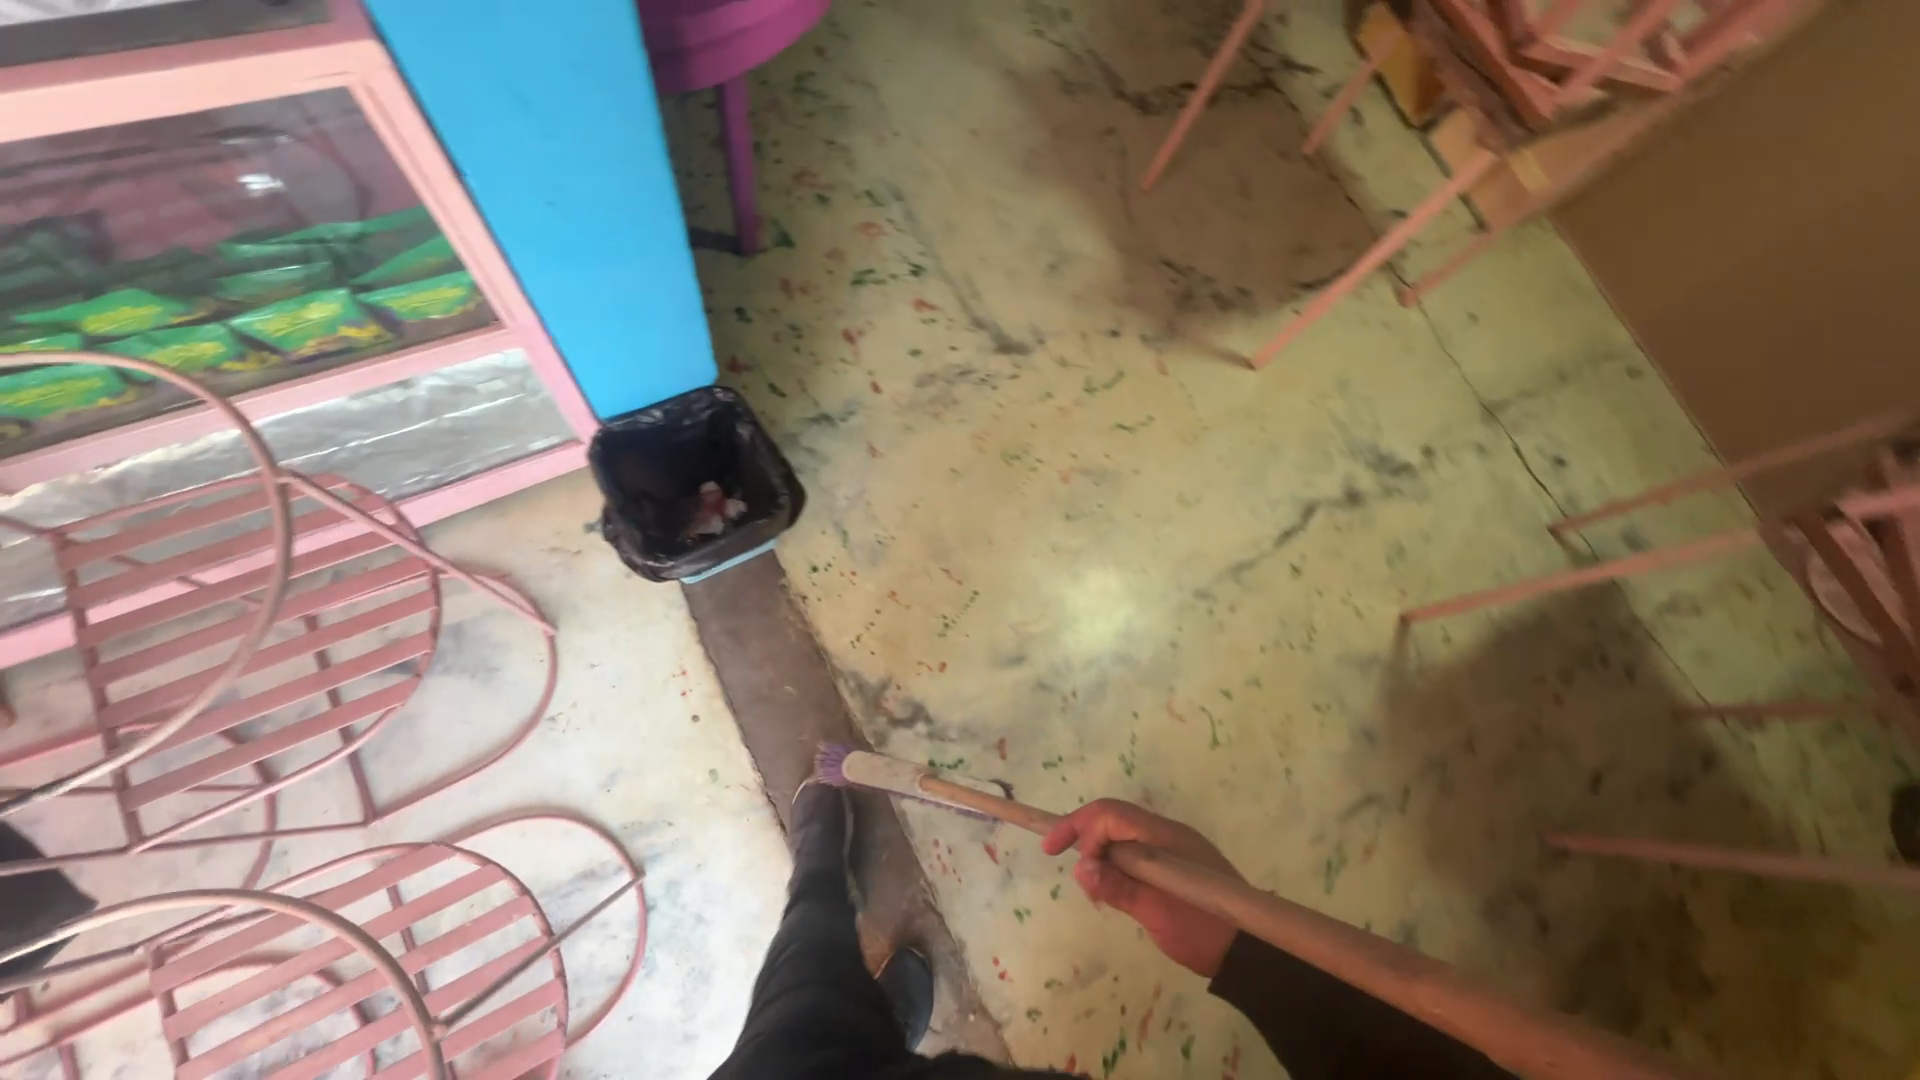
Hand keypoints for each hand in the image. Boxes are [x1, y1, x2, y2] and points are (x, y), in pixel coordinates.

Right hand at [1040, 799, 1243, 977]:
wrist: (1250, 952)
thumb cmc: (1202, 931)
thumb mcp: (1156, 913)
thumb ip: (1118, 887)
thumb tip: (1080, 868)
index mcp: (1163, 836)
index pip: (1110, 814)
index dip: (1078, 827)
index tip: (1055, 853)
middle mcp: (1167, 832)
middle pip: (1114, 817)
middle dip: (1083, 833)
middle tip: (1060, 856)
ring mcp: (1174, 846)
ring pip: (1123, 834)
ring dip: (1100, 851)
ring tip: (1092, 886)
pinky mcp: (1177, 864)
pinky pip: (1137, 850)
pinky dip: (1117, 862)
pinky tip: (1112, 887)